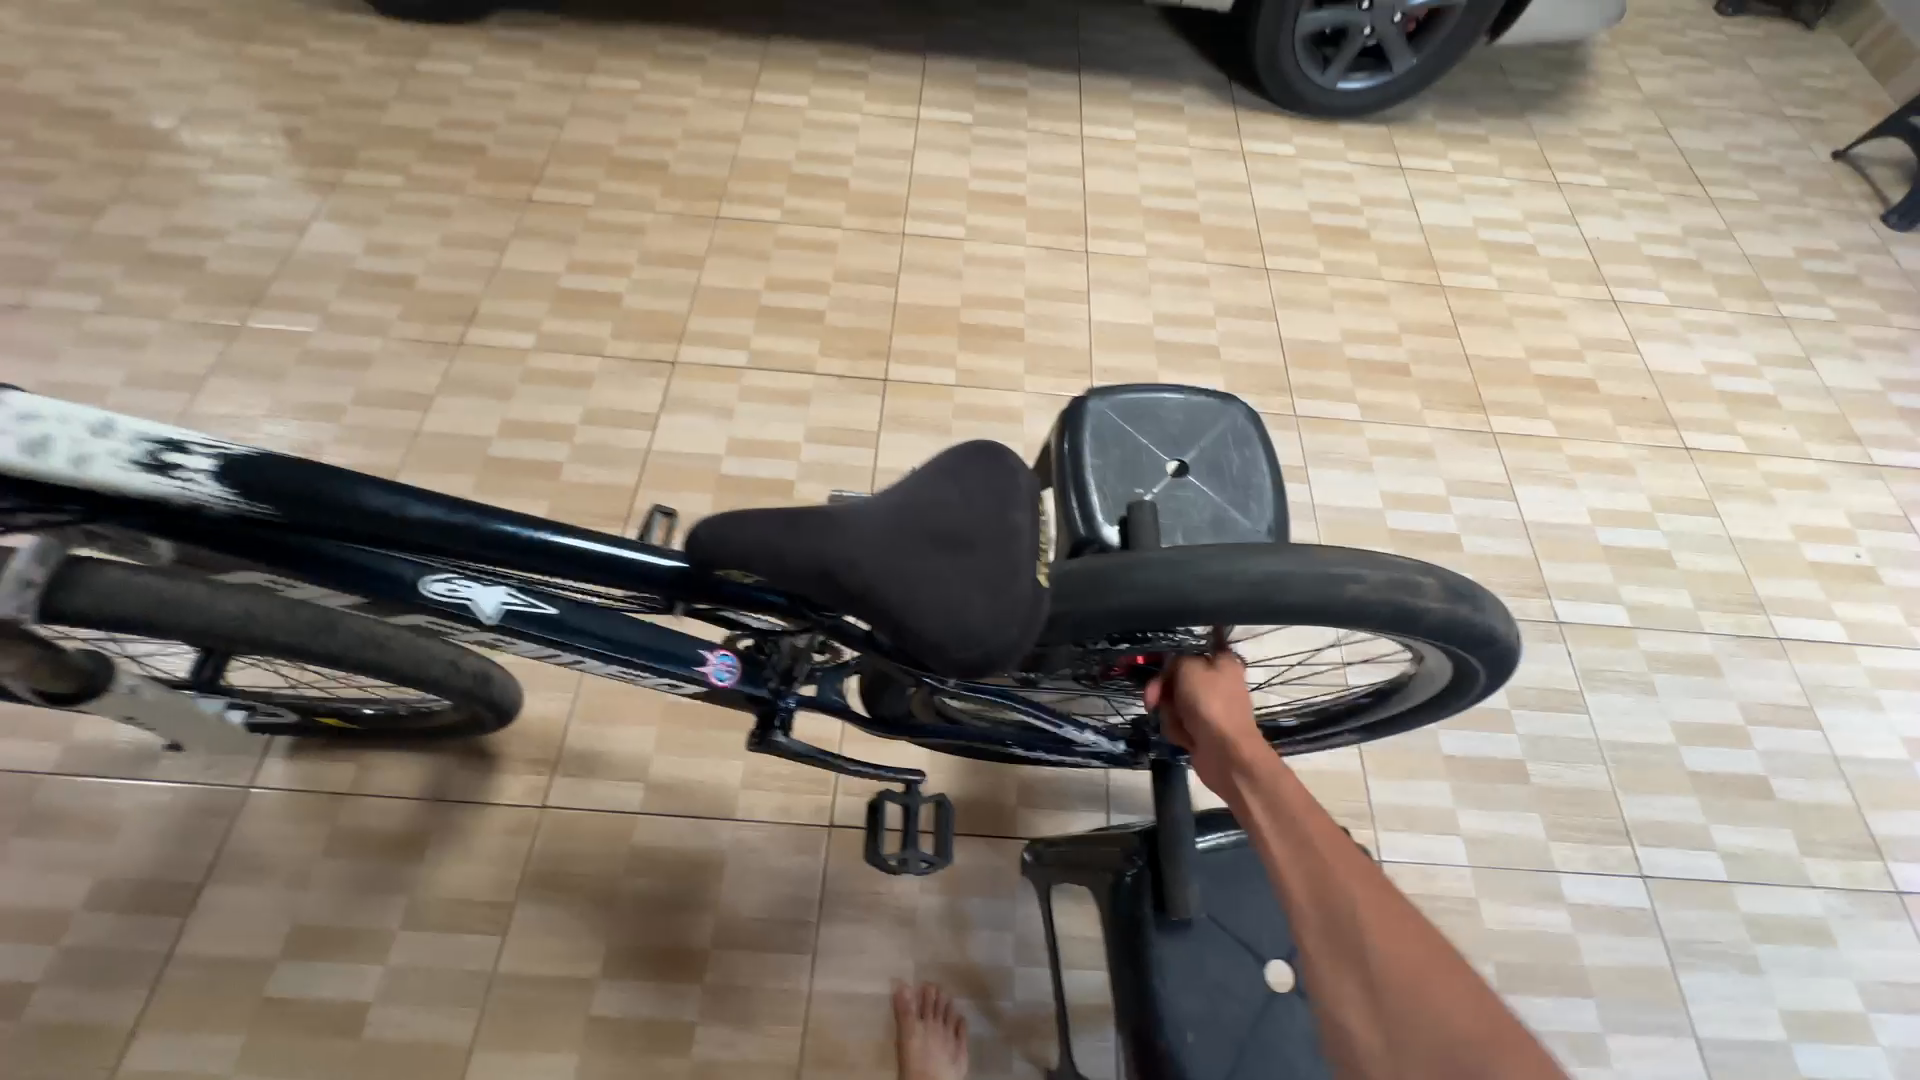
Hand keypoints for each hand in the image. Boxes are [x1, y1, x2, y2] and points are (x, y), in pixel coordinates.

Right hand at [1144, 651, 1271, 792]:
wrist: (1226, 753)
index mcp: (1222, 662)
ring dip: (1169, 714)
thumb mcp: (1189, 668)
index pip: (1188, 654)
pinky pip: (1179, 724)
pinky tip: (1185, 738)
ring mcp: (1210, 708)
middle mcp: (1218, 683)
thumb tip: (1174, 670)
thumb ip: (1176, 661)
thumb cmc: (1209, 704)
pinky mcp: (1203, 730)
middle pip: (1177, 681)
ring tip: (1180, 725)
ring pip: (1174, 703)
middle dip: (1163, 693)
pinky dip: (1177, 730)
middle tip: (1153, 701)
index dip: (1170, 665)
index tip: (1159, 673)